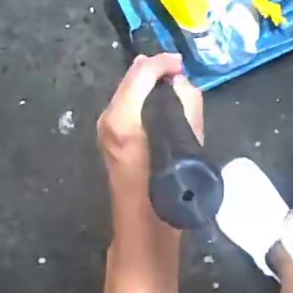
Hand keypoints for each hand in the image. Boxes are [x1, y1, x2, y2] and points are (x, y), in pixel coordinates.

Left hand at [97, 54, 202, 218]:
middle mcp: (108, 119)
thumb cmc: (168, 192)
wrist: (142, 231)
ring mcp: (105, 129)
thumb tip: (181, 84)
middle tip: (179, 70)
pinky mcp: (109, 138)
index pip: (141, 72)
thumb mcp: (187, 146)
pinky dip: (141, 96)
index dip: (163, 62)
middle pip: (130, 78)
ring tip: (173, 82)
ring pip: (127, 90)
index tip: (182, 64)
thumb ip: (187, 105)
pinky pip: (126, 104)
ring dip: (148, 82)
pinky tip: (159, 100)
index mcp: (123, 119)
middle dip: (154, 69)